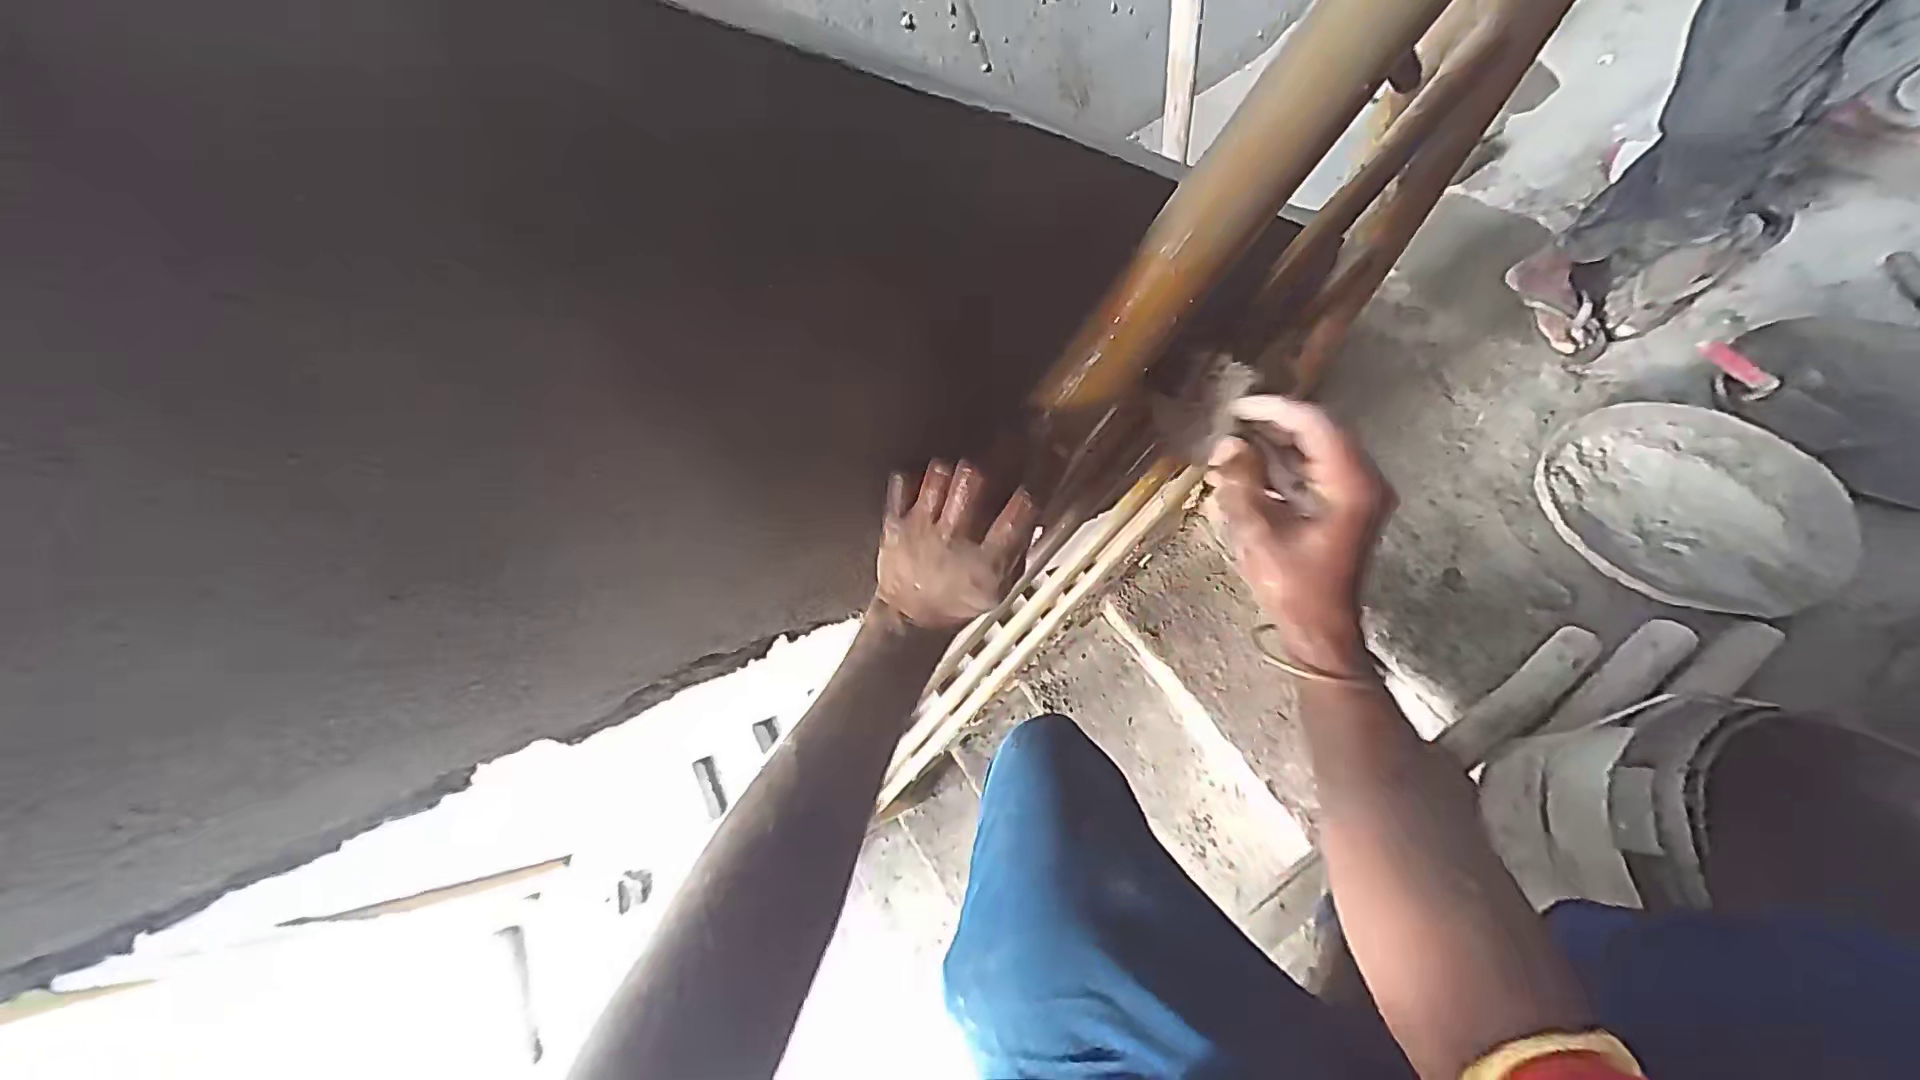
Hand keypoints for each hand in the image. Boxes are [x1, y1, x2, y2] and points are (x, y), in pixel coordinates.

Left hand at [875, 460, 1035, 631]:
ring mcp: (921, 528)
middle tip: (995, 458)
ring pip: (939, 474)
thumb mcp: (999, 590)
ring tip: (957, 478)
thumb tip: (1035, 519)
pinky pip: (902, 482)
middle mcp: (954, 539)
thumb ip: (1018, 553)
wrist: (909, 618)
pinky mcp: (895, 523)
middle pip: (972, 479)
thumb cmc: (958, 602)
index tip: (1041, 468)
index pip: (1017, 512)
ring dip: (952, 470)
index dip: (1032, 485)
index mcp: (986, 561)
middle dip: (988, 462)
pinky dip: (913, 478)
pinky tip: (924, 486)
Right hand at [1207, 396, 1392, 675]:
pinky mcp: (1340, 507)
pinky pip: (1311, 473)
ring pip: (1313, 452)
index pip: (1316, 426)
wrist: (1319, 628)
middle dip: (1272, 427)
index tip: (1238, 408)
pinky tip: (1248, 470)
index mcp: (1351, 485)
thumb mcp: (1258, 534)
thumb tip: (1226, 445)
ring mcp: (1353, 494)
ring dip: (1274, 446)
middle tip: (1230, 423)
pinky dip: (1280, 467)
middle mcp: (1361, 481)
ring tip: (1232, 444)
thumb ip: (1241, 484)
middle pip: (1318, 434)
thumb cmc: (1293, 587)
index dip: (1275, 410)